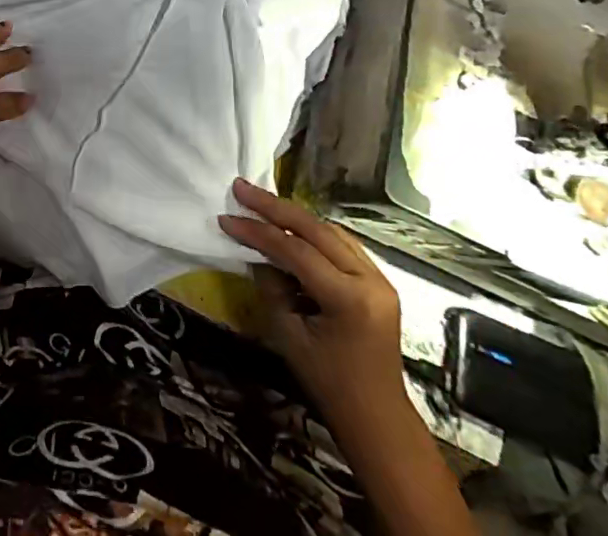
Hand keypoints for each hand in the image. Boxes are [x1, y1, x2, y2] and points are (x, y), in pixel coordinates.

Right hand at [219, 179, 405, 418]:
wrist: (377, 417)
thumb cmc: (330, 387)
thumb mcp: (291, 340)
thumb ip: (273, 291)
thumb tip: (259, 255)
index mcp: (349, 297)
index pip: (296, 251)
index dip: (258, 232)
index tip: (227, 217)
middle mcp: (370, 277)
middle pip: (317, 229)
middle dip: (276, 207)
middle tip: (243, 189)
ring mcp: (379, 276)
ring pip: (332, 232)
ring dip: (297, 218)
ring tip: (262, 204)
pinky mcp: (379, 280)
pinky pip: (344, 246)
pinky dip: (315, 235)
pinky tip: (293, 229)